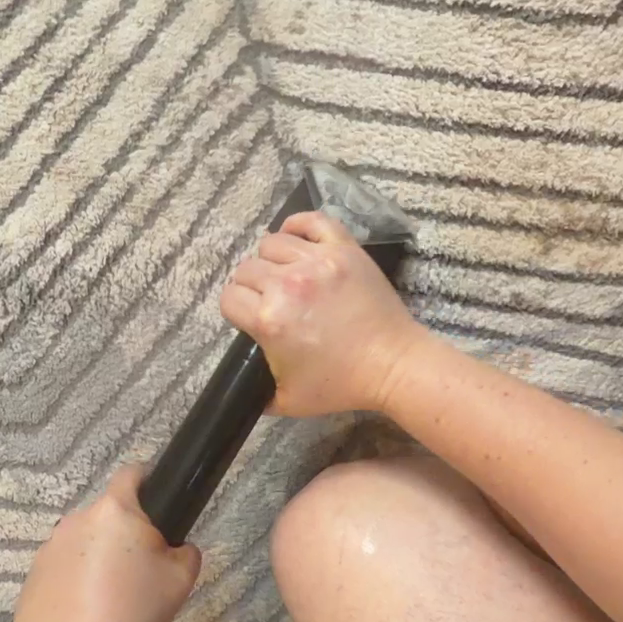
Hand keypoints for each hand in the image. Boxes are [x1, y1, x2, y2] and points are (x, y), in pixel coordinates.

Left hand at [10, 467, 200, 621]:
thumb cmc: (135, 611)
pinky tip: (86, 618)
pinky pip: (62, 572)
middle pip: (107, 516)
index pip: (132, 474)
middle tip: (142, 572)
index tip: (160, 508)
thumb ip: (185, 550)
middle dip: (124, 534)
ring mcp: (47, 550)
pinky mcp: (30, 580)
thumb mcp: (183, 577)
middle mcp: (76, 520)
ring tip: (111, 603)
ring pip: (83, 544)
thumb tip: (172, 549)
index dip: (149, 482)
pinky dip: (75, 586)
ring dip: (98, 560)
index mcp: (115, 510)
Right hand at [220, 211, 425, 416]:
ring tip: (284, 276)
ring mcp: (318, 262)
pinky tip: (294, 239)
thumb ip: (256, 389)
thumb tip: (244, 376)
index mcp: (270, 320)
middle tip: (270, 301)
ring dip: (271, 259)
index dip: (236, 310)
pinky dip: (297, 225)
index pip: (230, 298)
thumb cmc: (342, 384)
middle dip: (251, 286)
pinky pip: (312, 221)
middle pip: (247, 269)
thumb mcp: (287, 400)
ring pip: (272, 242)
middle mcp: (288, 284)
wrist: (393, 366)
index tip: (250, 317)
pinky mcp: (344, 250)